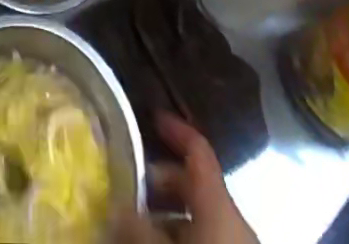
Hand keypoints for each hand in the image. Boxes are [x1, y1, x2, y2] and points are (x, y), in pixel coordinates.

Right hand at [114, 115, 258, 243]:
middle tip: (124, 189)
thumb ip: (137, 228)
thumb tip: (117, 206)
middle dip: (157, 184)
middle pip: (193, 186)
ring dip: (162, 218)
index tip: (150, 117)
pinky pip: (201, 240)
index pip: (199, 151)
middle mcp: (232, 222)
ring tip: (129, 229)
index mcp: (220, 206)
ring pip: (194, 219)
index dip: (175, 130)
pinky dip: (174, 239)